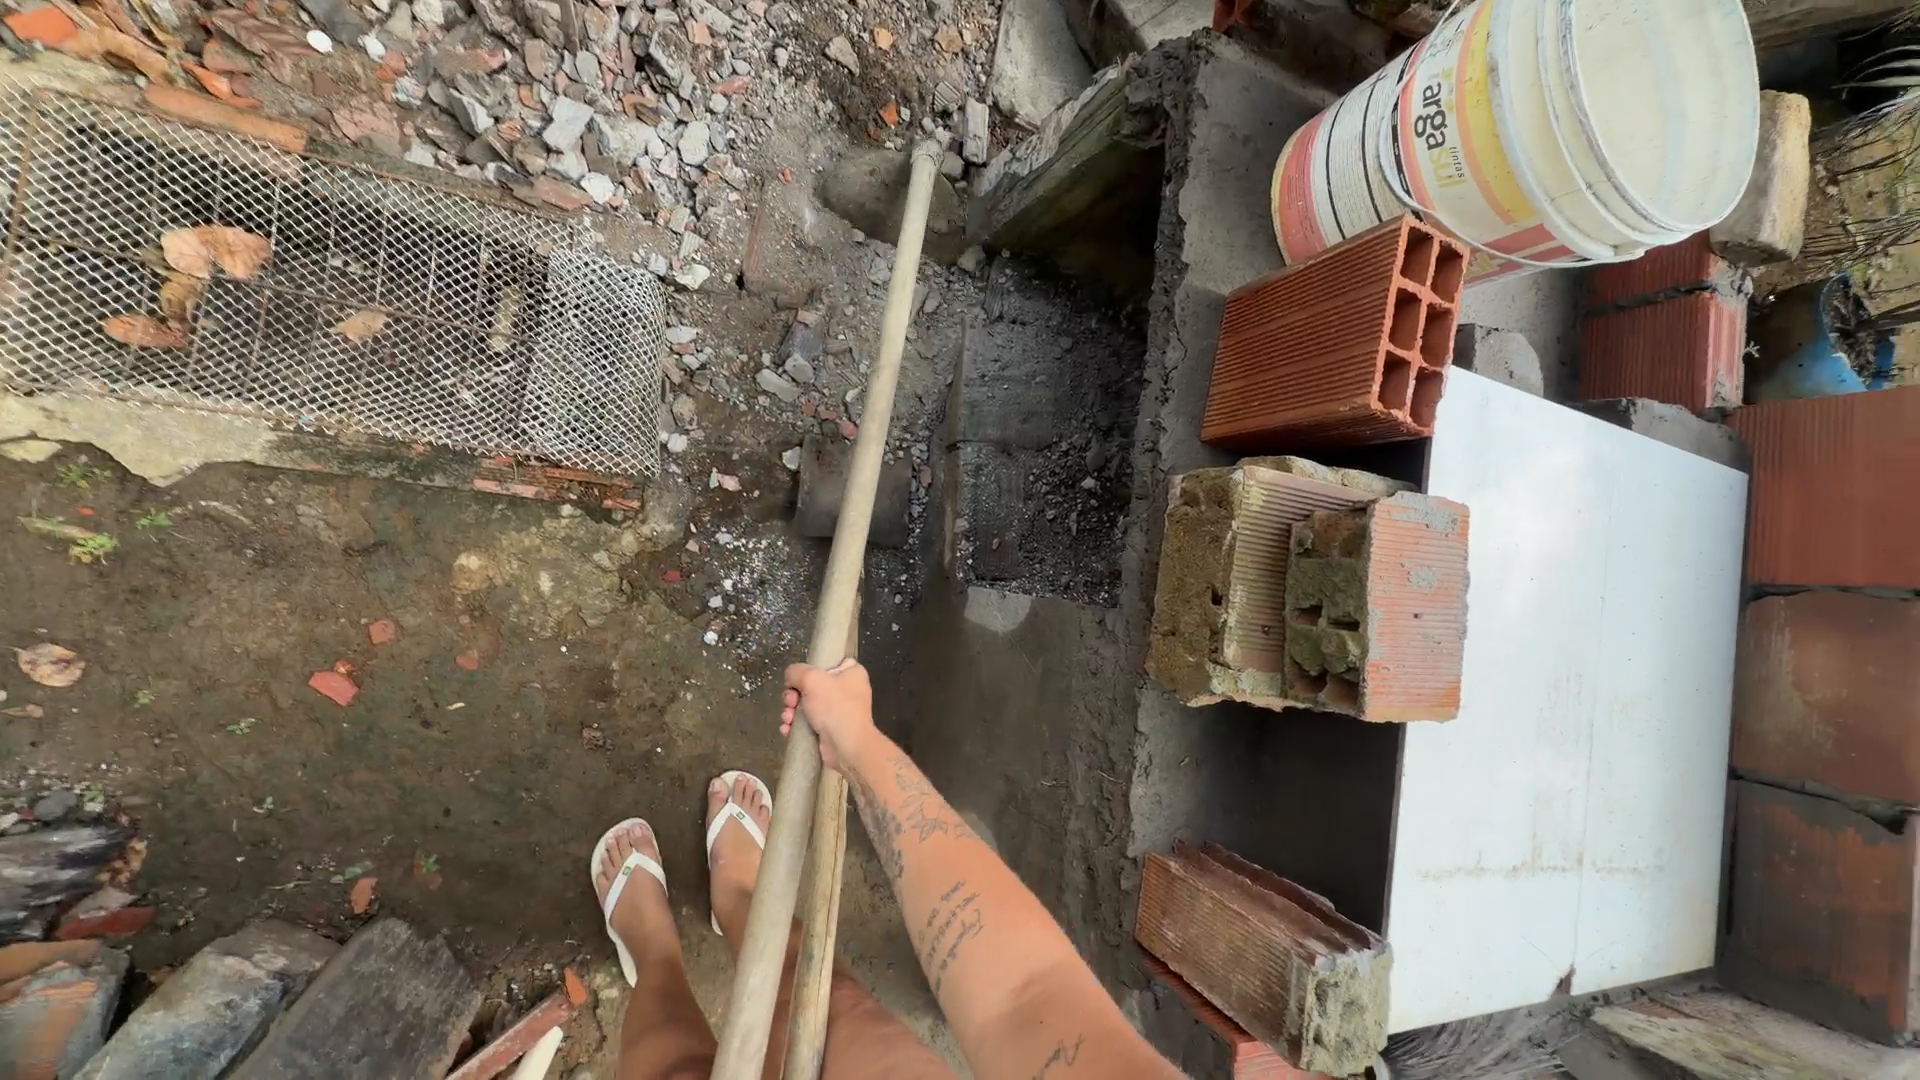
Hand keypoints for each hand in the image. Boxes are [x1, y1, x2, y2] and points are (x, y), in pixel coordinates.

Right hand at [781, 658, 876, 771]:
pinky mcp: (830, 730)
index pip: (829, 663)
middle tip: (790, 702)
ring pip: (807, 705)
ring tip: (788, 719)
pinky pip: (808, 723)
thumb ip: (797, 671)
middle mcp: (847, 690)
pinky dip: (796, 725)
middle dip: (794, 695)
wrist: (845, 746)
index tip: (800, 679)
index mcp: (852, 673)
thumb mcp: (812, 678)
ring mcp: (839, 711)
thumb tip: (791, 677)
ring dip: (792, 711)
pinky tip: (788, 729)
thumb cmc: (835, 706)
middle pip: (812, 685)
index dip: (811, 669)